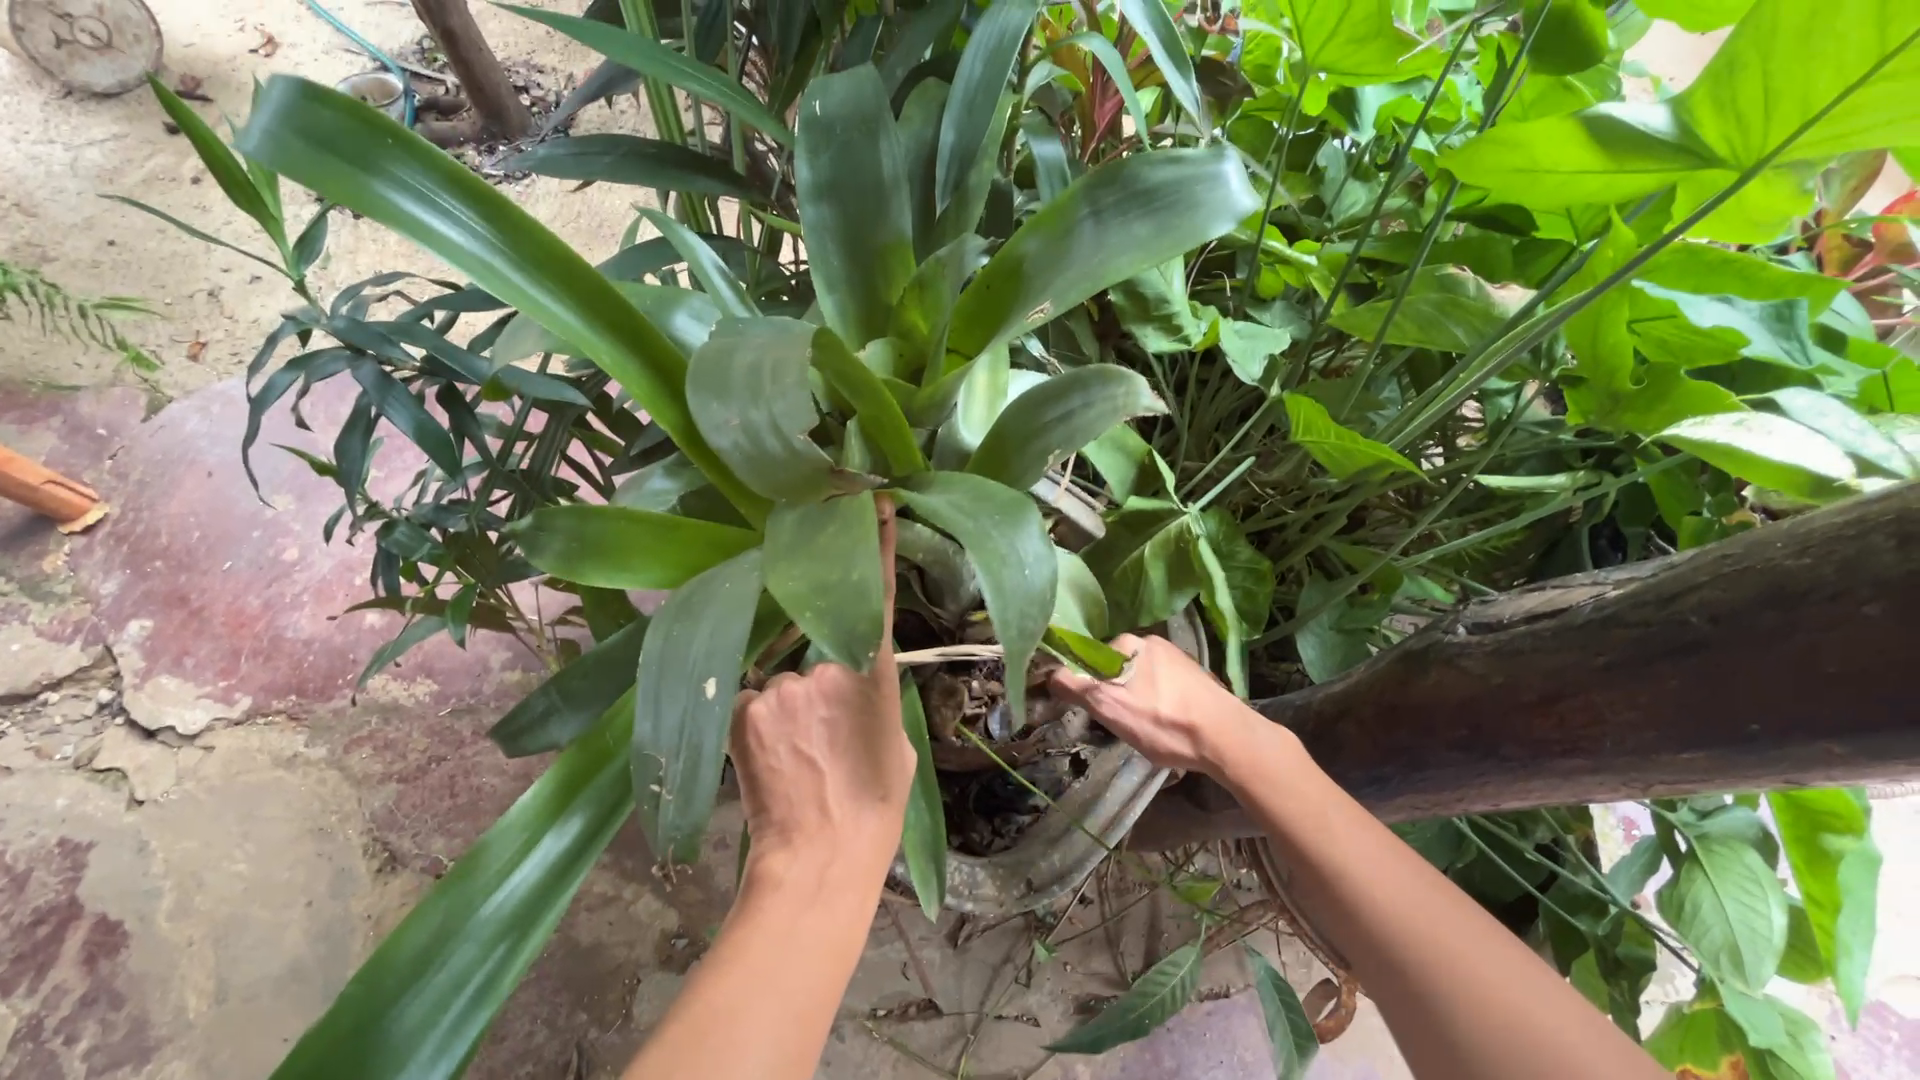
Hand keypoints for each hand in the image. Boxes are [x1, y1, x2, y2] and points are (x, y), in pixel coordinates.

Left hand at [727, 495, 912, 872]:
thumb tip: (857, 681)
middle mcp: (823, 666)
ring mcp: (779, 686)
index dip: (874, 547)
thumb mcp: (896, 744)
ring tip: (797, 758)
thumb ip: (876, 697)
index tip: (872, 502)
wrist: (821, 855)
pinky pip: (748, 699)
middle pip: (812, 653)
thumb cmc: (874, 806)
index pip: (875, 595)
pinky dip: (757, 723)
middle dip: (814, 686)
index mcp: (872, 673)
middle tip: (822, 740)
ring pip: (777, 681)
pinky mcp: (742, 708)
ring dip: (785, 710)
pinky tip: (771, 761)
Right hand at [1048, 633, 1269, 777]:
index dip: (1091, 687)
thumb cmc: (1162, 721)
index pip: (1093, 659)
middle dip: (1116, 694)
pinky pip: (1165, 687)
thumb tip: (1048, 672)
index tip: (1099, 712)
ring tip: (1148, 729)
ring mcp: (1179, 658)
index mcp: (1130, 642)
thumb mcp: (1109, 707)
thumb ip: (1076, 687)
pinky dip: (1161, 704)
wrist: (1226, 737)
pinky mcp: (1197, 677)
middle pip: (1118, 669)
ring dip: (1139, 700)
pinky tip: (1168, 725)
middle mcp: (1154, 642)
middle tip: (1123, 724)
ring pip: (1142, 679)